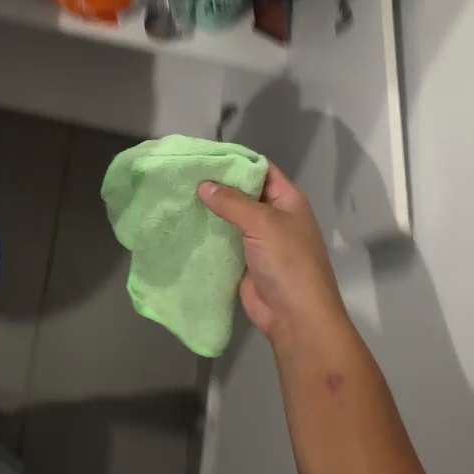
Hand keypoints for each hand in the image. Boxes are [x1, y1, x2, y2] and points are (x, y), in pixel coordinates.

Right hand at [199, 164, 351, 353]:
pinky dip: (207, 234)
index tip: (204, 155)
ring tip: (177, 195)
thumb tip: (204, 185)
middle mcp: (273, 216)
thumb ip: (232, 202)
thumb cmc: (288, 262)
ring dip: (209, 210)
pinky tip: (183, 224)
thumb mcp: (263, 223)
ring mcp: (258, 240)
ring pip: (230, 217)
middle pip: (243, 192)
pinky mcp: (243, 261)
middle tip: (183, 174)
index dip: (236, 160)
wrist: (296, 317)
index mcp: (287, 200)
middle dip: (217, 185)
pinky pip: (223, 241)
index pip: (261, 169)